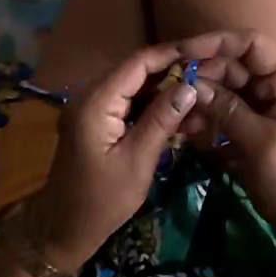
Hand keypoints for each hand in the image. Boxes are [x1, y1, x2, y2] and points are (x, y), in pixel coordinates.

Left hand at [24, 45, 200, 269]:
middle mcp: (90, 96)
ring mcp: (93, 108)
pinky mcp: (99, 121)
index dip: (175, 52)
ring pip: (137, 86)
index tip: (208, 47)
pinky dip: (156, 104)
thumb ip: (162, 120)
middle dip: (177, 66)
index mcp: (95, 102)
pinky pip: (131, 103)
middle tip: (214, 63)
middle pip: (139, 69)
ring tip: (206, 85)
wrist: (61, 230)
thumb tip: (190, 86)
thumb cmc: (100, 201)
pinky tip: (185, 111)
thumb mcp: (137, 162)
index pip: (139, 63)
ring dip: (170, 86)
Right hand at [172, 31, 275, 246]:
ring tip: (175, 116)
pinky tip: (185, 131)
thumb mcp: (262, 145)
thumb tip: (190, 85)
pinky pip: (223, 115)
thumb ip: (227, 111)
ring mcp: (264, 110)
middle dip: (201, 75)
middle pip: (233, 67)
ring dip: (199, 100)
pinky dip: (205, 120)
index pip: (253, 45)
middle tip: (168, 89)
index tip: (182, 53)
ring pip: (224, 91)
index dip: (217, 43)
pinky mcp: (251, 131)